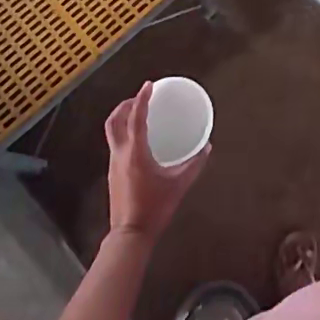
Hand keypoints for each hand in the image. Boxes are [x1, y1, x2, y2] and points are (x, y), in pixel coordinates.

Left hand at [105, 82, 209, 238]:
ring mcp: (113, 164)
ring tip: (137, 113)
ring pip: (112, 133)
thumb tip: (206, 147)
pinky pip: (115, 144)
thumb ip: (194, 164)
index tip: (149, 85)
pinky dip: (124, 133)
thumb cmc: (155, 207)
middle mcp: (120, 154)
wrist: (130, 234)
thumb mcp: (179, 184)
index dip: (142, 98)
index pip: (136, 118)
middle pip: (114, 121)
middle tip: (139, 98)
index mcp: (135, 152)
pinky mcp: (113, 174)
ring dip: (122, 118)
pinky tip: (137, 140)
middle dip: (125, 105)